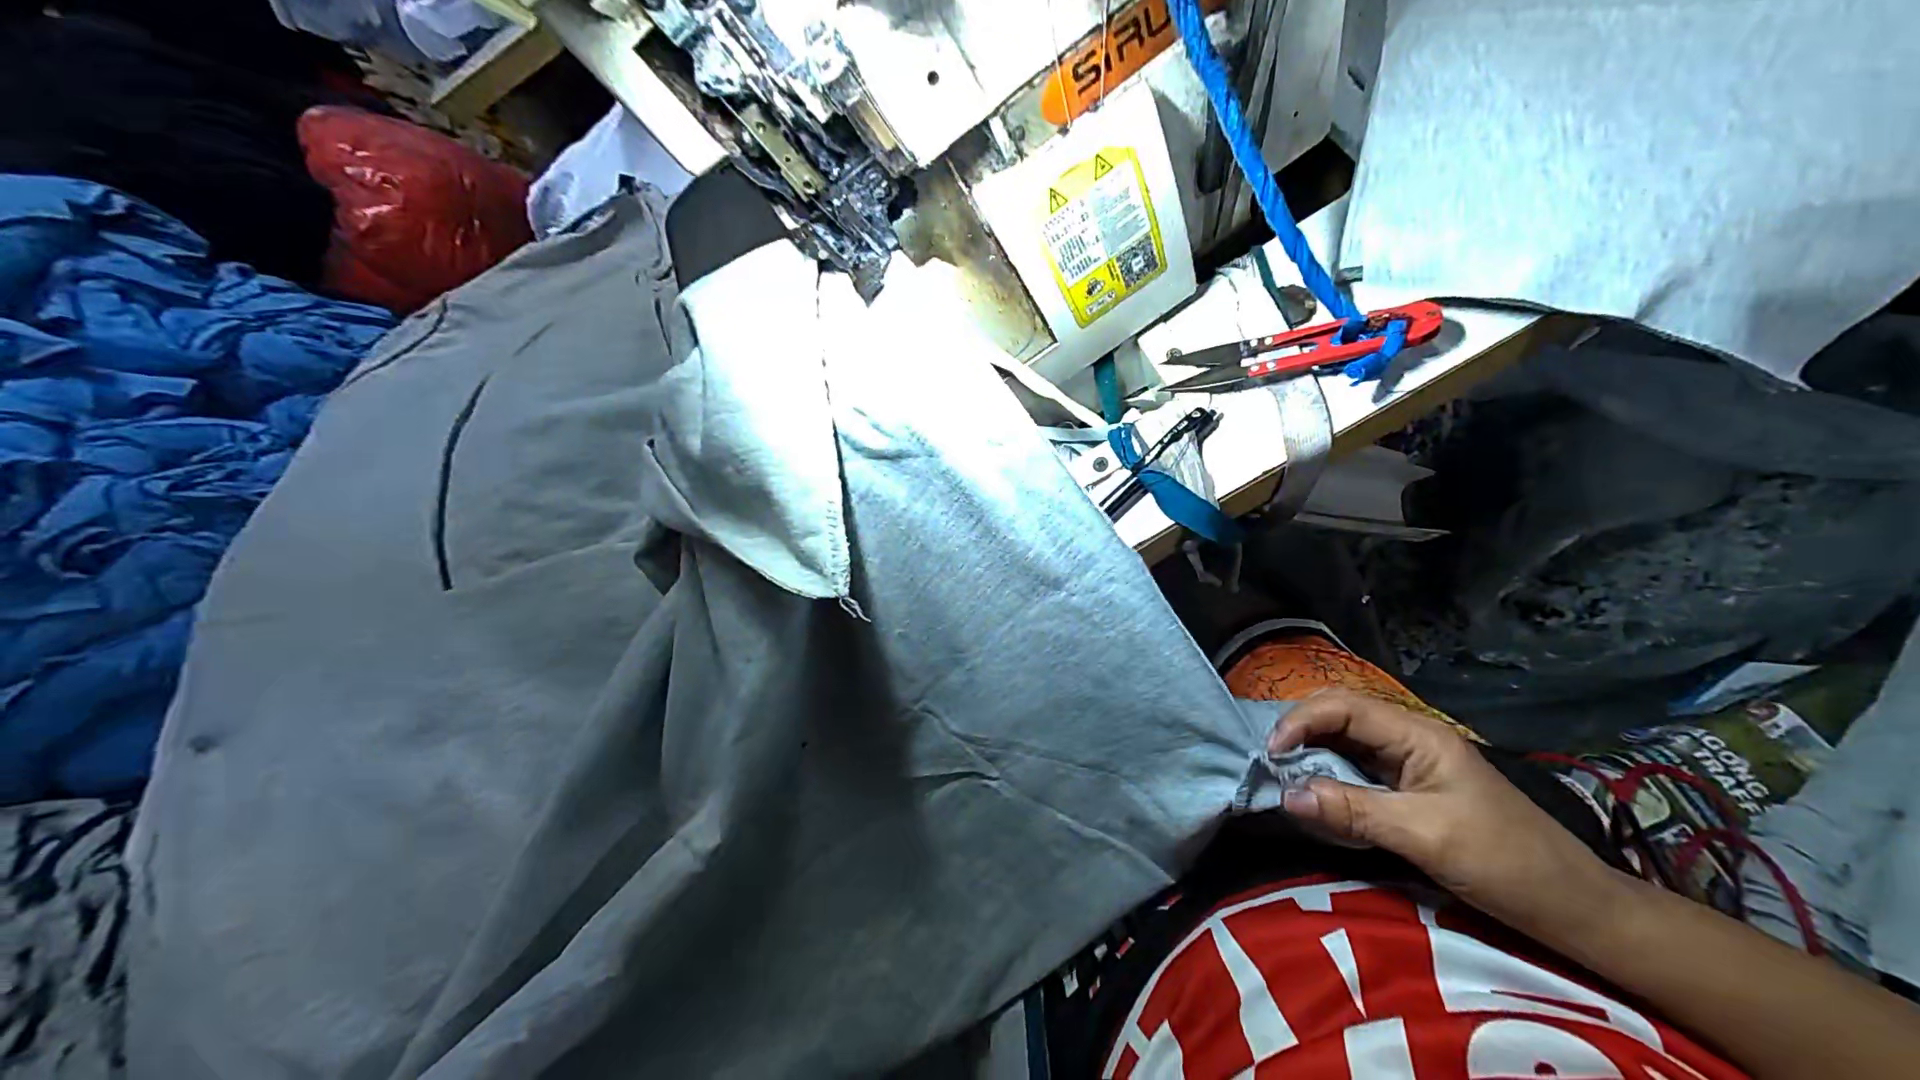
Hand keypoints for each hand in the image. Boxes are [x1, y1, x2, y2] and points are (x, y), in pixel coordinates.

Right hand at [1270, 690, 1627, 939]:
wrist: (1572, 906)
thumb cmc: (1504, 861)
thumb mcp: (1424, 835)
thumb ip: (1352, 810)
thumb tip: (1286, 795)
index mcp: (1418, 734)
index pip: (1343, 706)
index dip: (1300, 721)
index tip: (1271, 753)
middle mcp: (1409, 737)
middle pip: (1339, 713)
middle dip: (1299, 729)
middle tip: (1269, 760)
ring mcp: (1408, 761)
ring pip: (1343, 739)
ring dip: (1309, 751)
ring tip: (1281, 773)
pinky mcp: (1407, 787)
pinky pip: (1354, 767)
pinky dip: (1326, 774)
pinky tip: (1312, 790)